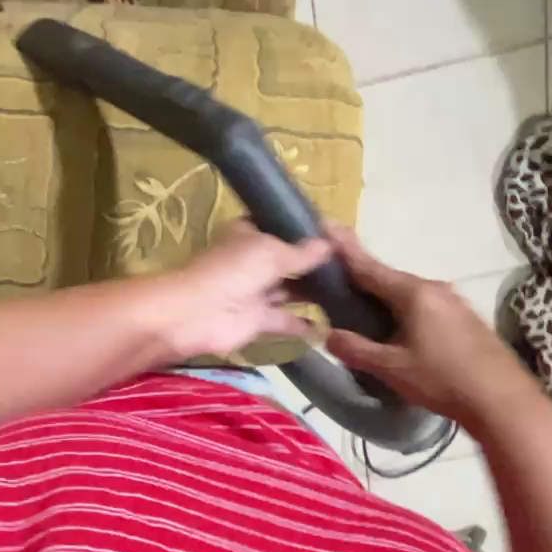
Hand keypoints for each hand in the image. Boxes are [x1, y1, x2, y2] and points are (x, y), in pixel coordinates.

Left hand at [137, 222, 332, 361]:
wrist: (198, 315)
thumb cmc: (232, 271)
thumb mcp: (271, 251)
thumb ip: (302, 251)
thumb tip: (330, 246)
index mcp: (250, 233)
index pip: (282, 227)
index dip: (307, 231)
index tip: (340, 235)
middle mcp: (253, 260)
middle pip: (290, 260)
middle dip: (316, 263)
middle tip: (353, 266)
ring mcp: (255, 291)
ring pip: (290, 290)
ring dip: (314, 292)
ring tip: (350, 291)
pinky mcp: (257, 320)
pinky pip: (285, 320)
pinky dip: (304, 324)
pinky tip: (331, 324)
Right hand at [322, 225, 546, 436]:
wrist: (501, 400)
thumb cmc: (442, 380)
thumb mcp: (391, 368)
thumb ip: (357, 349)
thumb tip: (329, 335)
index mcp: (413, 293)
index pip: (369, 268)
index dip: (345, 250)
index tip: (326, 227)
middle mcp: (435, 288)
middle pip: (388, 280)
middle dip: (361, 279)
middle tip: (335, 282)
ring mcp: (453, 302)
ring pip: (406, 295)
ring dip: (382, 299)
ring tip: (360, 310)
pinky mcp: (464, 319)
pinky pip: (423, 307)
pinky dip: (402, 311)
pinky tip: (395, 329)